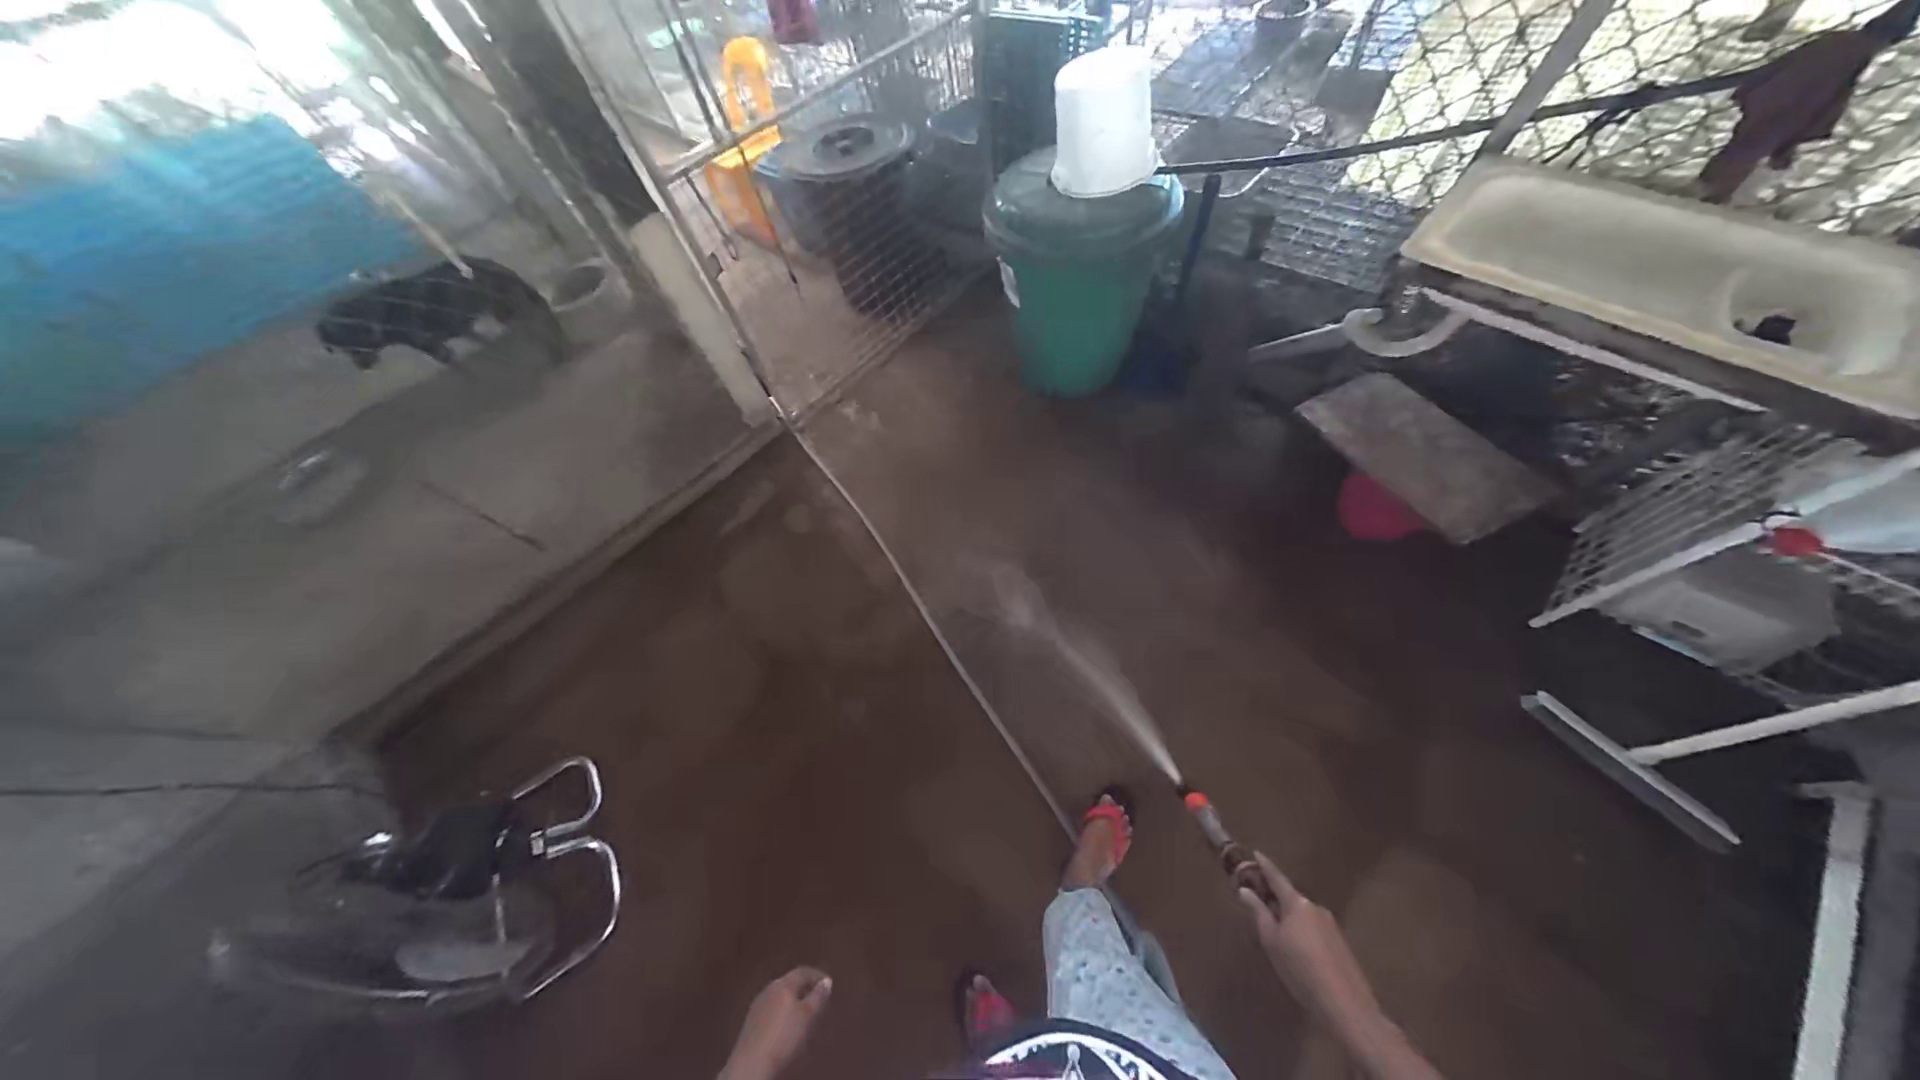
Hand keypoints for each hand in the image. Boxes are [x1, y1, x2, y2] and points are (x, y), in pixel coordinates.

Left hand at [719, 967, 833, 1079]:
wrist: (751, 1065)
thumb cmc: (784, 1036)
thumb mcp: (808, 1016)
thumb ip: (818, 997)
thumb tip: (826, 981)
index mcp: (783, 983)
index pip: (802, 971)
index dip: (817, 976)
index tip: (828, 984)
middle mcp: (769, 989)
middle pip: (790, 983)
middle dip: (804, 988)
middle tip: (817, 998)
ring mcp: (757, 1006)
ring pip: (780, 997)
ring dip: (793, 1001)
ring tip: (804, 1013)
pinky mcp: (751, 1023)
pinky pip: (772, 1009)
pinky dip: (783, 1012)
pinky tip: (786, 1025)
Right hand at [1236, 852, 1378, 1036]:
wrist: (1345, 1004)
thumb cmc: (1299, 967)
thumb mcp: (1271, 940)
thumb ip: (1258, 912)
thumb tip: (1245, 890)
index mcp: (1297, 903)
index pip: (1277, 878)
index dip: (1265, 866)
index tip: (1256, 853)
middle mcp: (1316, 908)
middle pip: (1291, 898)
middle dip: (1276, 899)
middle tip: (1260, 905)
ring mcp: (1331, 926)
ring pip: (1304, 915)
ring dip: (1291, 918)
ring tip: (1279, 934)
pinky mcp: (1340, 944)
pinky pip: (1315, 929)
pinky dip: (1303, 932)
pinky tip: (1299, 951)